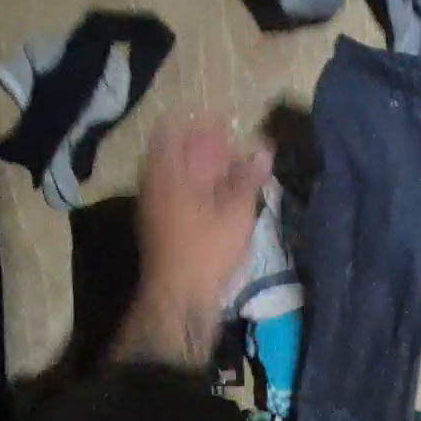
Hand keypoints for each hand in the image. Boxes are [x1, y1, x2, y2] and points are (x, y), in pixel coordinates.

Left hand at [111, 117, 272, 369]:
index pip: (175, 130)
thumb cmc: (207, 250)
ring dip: (205, 174)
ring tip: (235, 178)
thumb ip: (249, 179)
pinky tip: (223, 205)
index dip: (201, 124)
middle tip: (236, 152)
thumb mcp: (235, 212)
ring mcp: (155, 207)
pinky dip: (200, 194)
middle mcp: (155, 184)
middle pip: (177, 154)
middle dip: (207, 149)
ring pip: (179, 178)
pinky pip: (179, 198)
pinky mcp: (162, 228)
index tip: (227, 126)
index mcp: (167, 173)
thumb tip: (265, 149)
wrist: (180, 296)